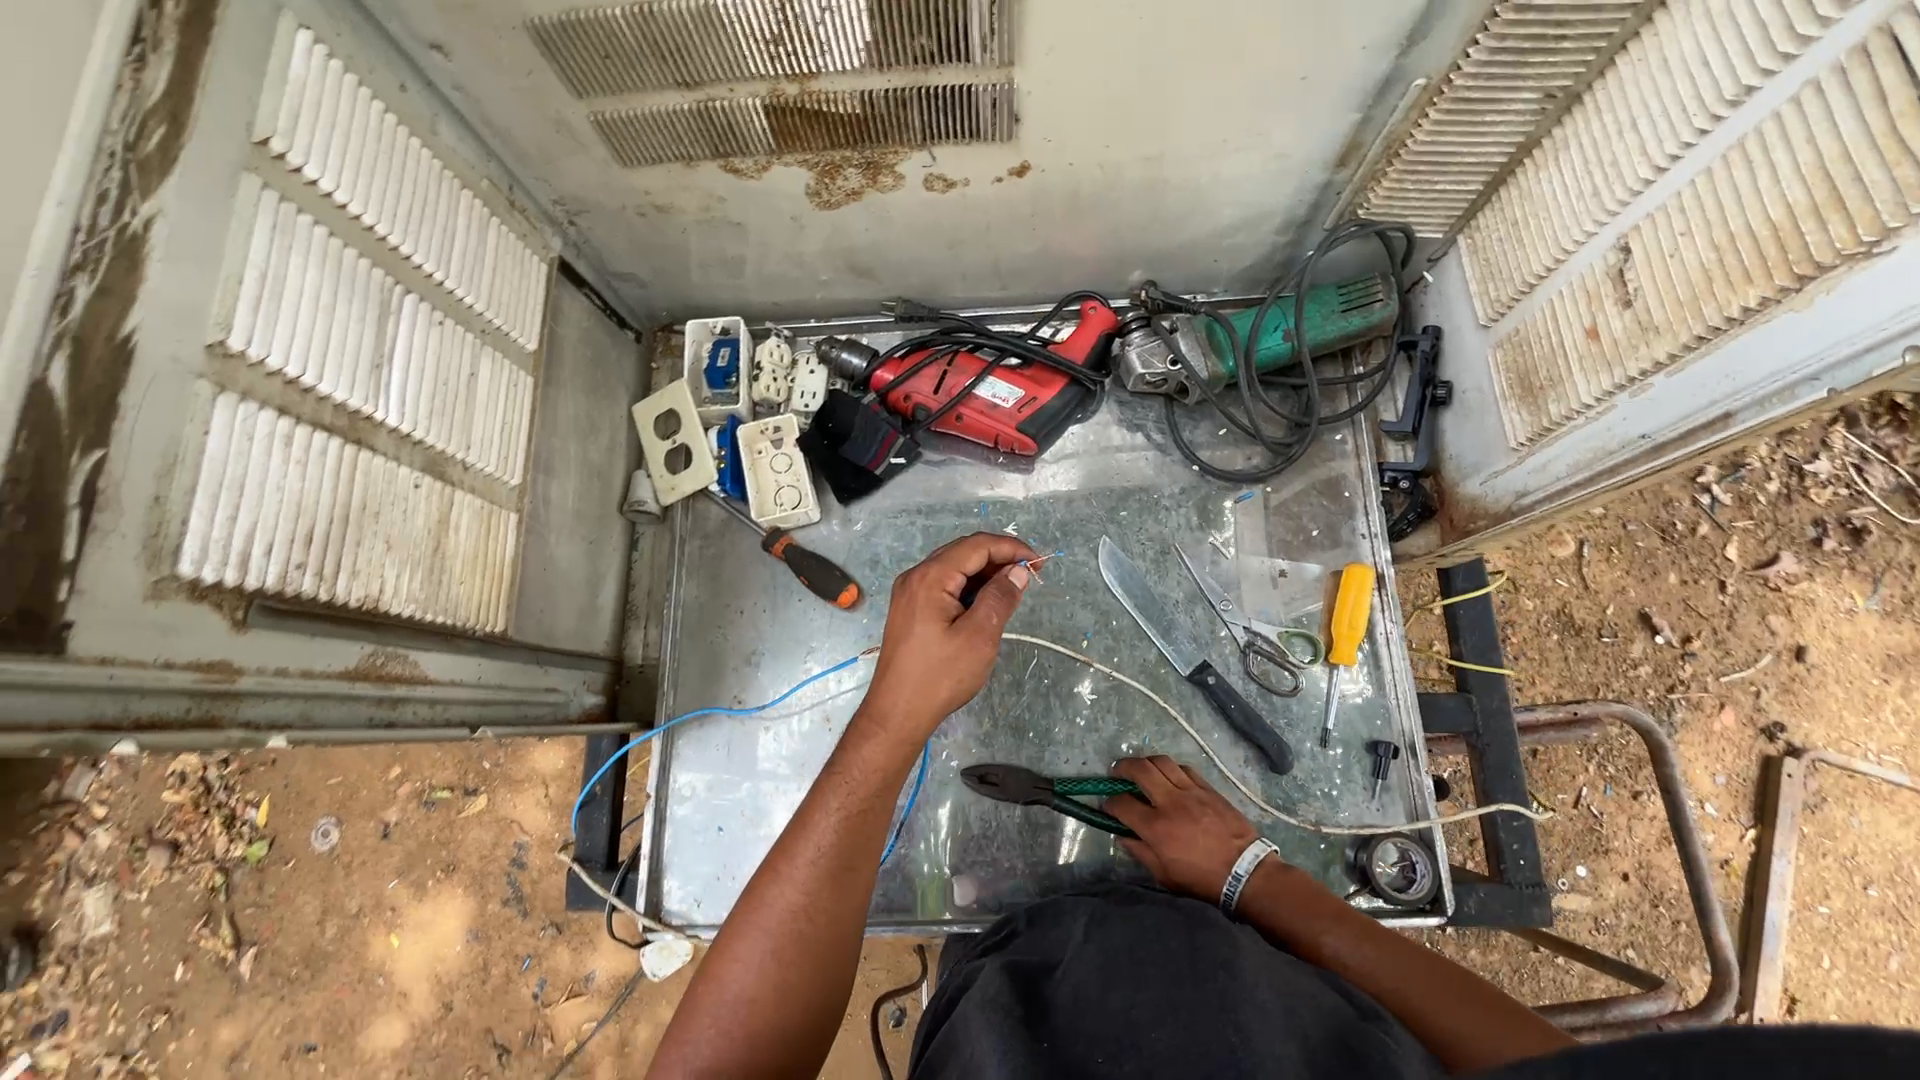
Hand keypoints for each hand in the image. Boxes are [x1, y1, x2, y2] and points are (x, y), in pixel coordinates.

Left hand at [858, 533, 1036, 739]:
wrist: (897, 712)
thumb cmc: (940, 676)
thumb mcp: (979, 636)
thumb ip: (1000, 598)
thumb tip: (1018, 571)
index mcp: (930, 577)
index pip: (976, 545)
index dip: (1010, 548)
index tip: (1038, 563)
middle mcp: (916, 577)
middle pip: (963, 552)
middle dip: (999, 558)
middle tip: (1030, 576)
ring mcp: (910, 593)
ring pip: (954, 569)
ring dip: (985, 574)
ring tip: (1013, 590)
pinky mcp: (910, 609)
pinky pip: (944, 585)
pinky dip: (969, 588)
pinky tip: (986, 603)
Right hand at [1103, 756, 1265, 900]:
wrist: (1245, 872)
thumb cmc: (1201, 879)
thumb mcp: (1164, 875)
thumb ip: (1140, 852)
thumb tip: (1123, 836)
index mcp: (1156, 827)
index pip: (1122, 804)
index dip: (1110, 802)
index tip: (1108, 805)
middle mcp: (1170, 802)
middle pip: (1140, 770)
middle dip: (1122, 767)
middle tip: (1117, 771)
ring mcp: (1191, 792)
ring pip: (1162, 762)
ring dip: (1146, 762)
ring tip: (1142, 769)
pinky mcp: (1208, 789)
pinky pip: (1185, 768)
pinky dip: (1171, 769)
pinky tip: (1170, 776)